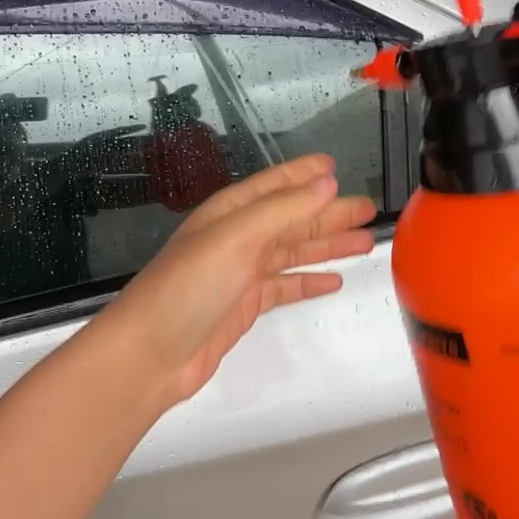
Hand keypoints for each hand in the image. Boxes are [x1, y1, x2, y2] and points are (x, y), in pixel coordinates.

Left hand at [99, 155, 374, 405]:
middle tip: (366, 208)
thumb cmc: (186, 288)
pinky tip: (331, 280)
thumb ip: (283, 210)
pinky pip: (284, 286)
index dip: (304, 175)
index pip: (275, 185)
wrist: (151, 351)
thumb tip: (325, 183)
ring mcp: (239, 272)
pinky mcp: (243, 306)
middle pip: (291, 219)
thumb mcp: (236, 237)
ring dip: (327, 246)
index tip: (333, 166)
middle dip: (329, 212)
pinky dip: (308, 281)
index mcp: (230, 212)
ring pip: (293, 252)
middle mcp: (236, 237)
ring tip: (363, 242)